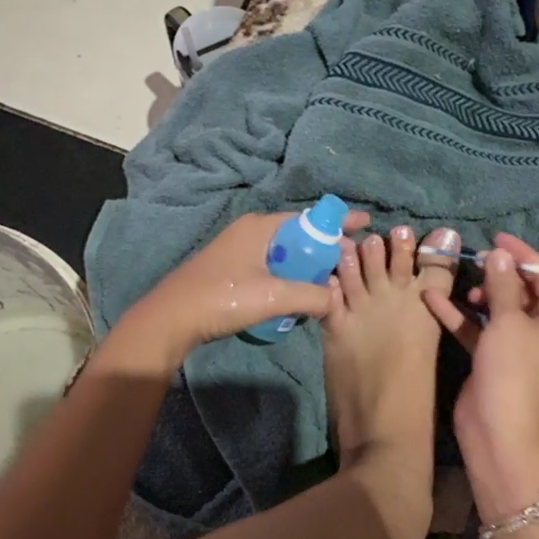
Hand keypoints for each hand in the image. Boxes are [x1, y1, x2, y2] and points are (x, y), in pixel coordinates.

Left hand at [118, 209, 371, 362]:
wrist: (171, 319)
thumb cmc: (223, 298)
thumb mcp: (273, 297)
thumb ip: (312, 296)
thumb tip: (337, 299)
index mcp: (262, 226)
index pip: (311, 218)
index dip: (340, 222)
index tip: (367, 223)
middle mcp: (252, 231)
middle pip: (300, 235)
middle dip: (327, 247)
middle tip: (355, 260)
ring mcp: (241, 250)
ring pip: (287, 254)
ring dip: (309, 266)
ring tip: (335, 280)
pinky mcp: (234, 270)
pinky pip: (274, 267)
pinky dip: (291, 277)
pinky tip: (304, 296)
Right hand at [423, 233, 538, 481]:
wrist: (495, 427)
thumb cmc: (510, 370)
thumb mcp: (507, 321)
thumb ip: (502, 284)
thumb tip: (499, 255)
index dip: (521, 253)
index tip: (495, 237)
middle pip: (521, 290)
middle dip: (497, 274)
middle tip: (475, 261)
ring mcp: (515, 345)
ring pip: (497, 308)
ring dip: (478, 293)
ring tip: (459, 285)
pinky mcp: (491, 357)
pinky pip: (477, 327)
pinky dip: (459, 315)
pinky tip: (432, 299)